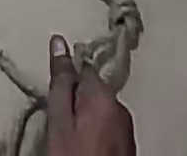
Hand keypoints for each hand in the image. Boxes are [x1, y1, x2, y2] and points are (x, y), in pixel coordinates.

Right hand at [44, 36, 134, 155]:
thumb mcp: (59, 122)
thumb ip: (60, 81)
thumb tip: (58, 42)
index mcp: (105, 96)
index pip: (83, 68)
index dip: (66, 81)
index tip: (56, 100)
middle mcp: (122, 108)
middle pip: (93, 90)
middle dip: (77, 101)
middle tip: (62, 126)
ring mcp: (128, 131)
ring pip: (101, 110)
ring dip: (87, 118)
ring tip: (73, 142)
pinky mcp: (130, 149)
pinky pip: (110, 128)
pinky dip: (98, 134)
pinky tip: (87, 150)